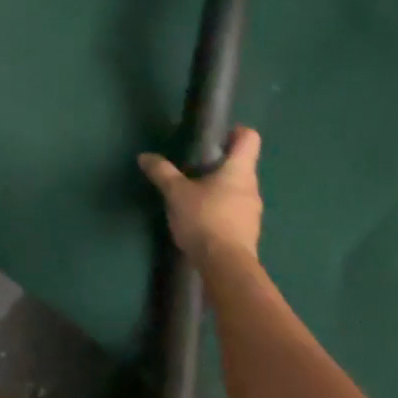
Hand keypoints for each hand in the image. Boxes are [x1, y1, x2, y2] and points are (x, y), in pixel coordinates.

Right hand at [138, 125, 263, 260]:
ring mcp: (252, 210)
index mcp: (239, 170)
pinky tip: (199, 219)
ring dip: (218, 188)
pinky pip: (234, 210)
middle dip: (218, 164)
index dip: (233, 132)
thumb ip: (161, 172)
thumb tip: (145, 156)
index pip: (249, 138)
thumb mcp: (176, 193)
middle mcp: (251, 186)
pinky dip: (219, 209)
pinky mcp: (247, 231)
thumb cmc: (204, 218)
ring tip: (191, 196)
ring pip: (236, 189)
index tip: (213, 139)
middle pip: (240, 165)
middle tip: (191, 169)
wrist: (225, 264)